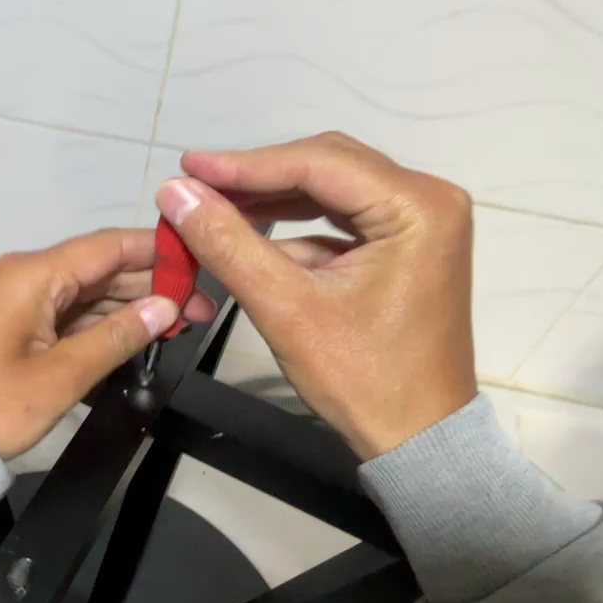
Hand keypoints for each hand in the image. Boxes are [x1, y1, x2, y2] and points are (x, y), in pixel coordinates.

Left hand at [0, 229, 216, 457]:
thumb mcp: (60, 376)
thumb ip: (116, 338)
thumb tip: (163, 308)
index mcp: (34, 275)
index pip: (110, 246)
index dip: (159, 252)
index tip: (200, 263)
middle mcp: (26, 277)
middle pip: (101, 268)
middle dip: (152, 285)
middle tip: (200, 309)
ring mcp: (19, 302)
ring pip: (87, 293)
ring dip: (130, 306)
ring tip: (178, 324)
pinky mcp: (14, 326)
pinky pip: (67, 315)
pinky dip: (101, 324)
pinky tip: (135, 335)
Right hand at [154, 132, 476, 459]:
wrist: (415, 438)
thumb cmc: (360, 378)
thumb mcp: (285, 308)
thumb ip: (228, 244)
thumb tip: (176, 193)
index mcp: (416, 207)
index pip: (318, 164)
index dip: (245, 165)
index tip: (186, 167)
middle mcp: (427, 200)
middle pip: (327, 167)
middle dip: (257, 178)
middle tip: (195, 185)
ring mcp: (419, 223)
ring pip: (331, 191)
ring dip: (271, 200)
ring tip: (212, 206)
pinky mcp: (403, 247)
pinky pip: (339, 221)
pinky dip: (293, 228)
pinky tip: (250, 236)